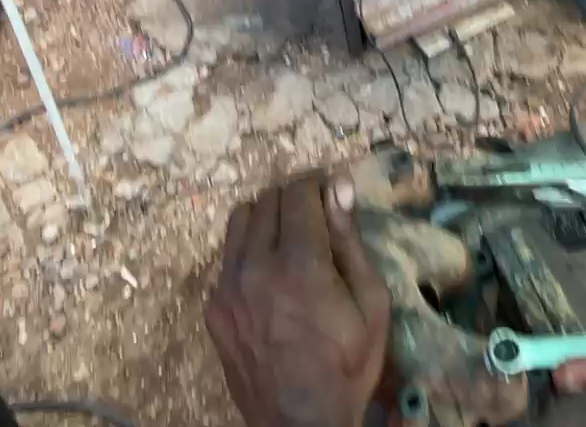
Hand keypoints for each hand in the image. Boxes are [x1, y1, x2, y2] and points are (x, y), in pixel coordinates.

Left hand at [206, 174, 392, 426]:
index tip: (329, 190)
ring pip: (240, 218)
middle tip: (313, 214)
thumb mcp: (371, 302)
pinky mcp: (213, 306)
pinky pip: (227, 255)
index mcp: (301, 264)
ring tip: (288, 238)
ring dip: (266, 216)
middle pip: (267, 198)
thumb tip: (338, 185)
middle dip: (293, 197)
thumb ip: (350, 239)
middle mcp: (257, 267)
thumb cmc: (347, 364)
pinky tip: (268, 272)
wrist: (300, 424)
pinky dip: (249, 249)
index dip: (316, 182)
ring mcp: (228, 287)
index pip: (298, 191)